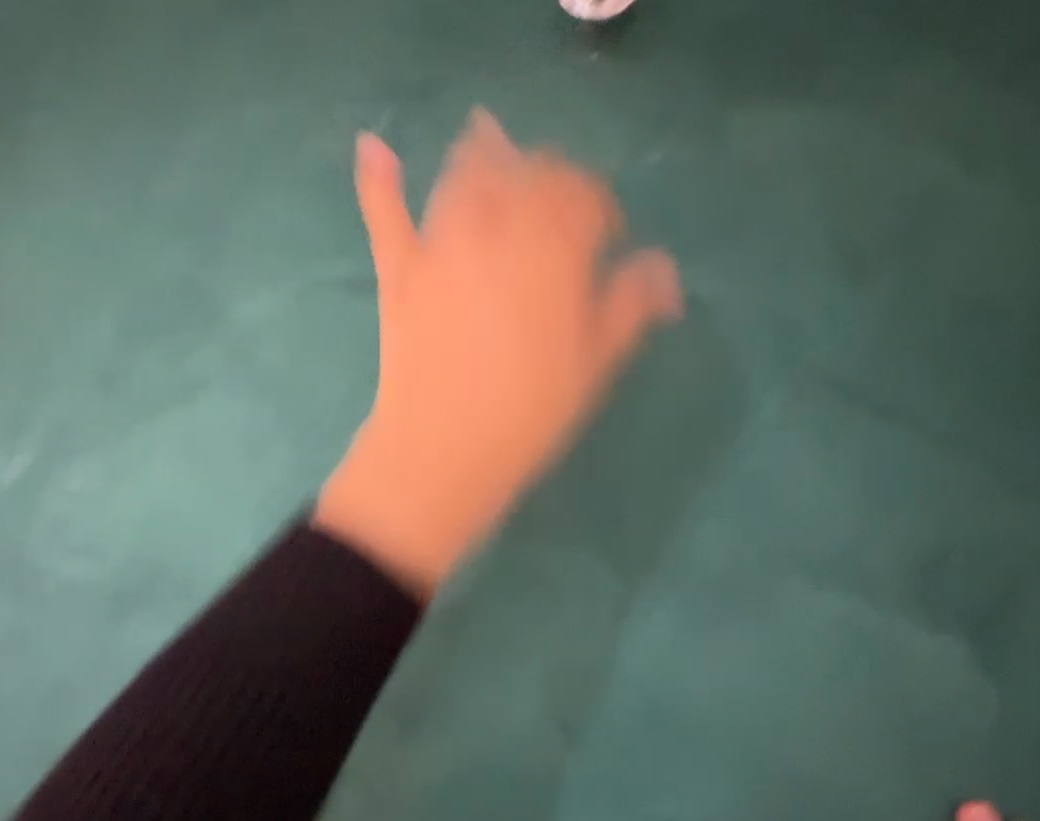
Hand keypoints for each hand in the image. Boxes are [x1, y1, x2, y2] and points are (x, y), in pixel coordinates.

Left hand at [313, 107, 682, 595]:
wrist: (441, 454)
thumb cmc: (528, 417)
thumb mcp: (594, 365)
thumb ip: (629, 305)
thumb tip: (664, 270)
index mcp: (556, 249)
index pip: (583, 195)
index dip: (598, 207)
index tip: (605, 235)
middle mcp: (499, 230)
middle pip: (527, 174)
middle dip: (547, 176)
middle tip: (555, 203)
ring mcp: (441, 246)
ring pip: (464, 178)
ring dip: (484, 157)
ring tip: (495, 148)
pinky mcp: (398, 272)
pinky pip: (385, 216)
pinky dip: (379, 180)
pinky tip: (374, 148)